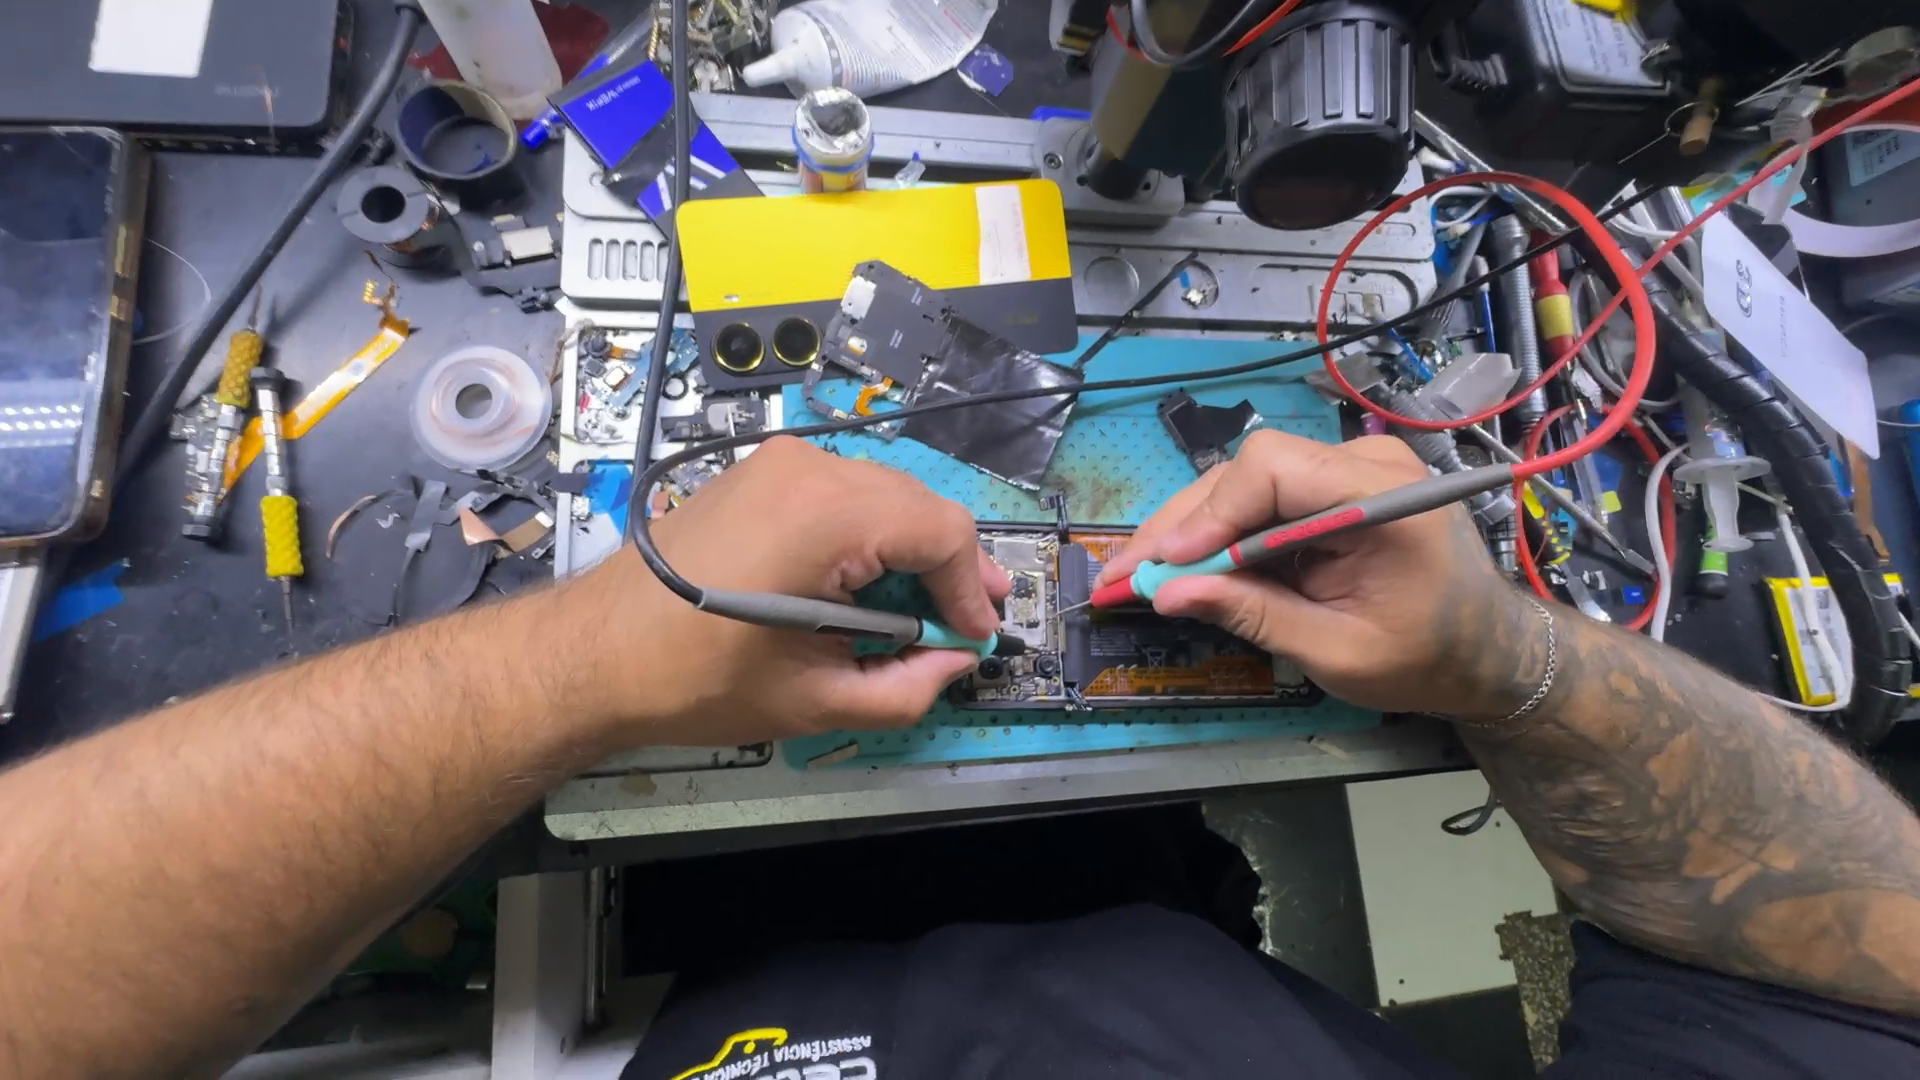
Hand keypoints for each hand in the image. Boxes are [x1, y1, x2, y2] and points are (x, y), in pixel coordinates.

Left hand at [577, 438, 1009, 745]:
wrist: (591, 651)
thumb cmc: (695, 679)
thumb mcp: (815, 701)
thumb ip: (907, 687)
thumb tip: (956, 659)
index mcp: (827, 514)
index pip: (942, 530)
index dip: (970, 586)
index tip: (977, 633)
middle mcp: (810, 467)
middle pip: (920, 505)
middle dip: (951, 565)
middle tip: (971, 615)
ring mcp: (782, 462)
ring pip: (888, 496)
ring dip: (916, 549)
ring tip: (930, 601)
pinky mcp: (764, 472)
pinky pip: (847, 493)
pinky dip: (874, 535)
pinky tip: (874, 578)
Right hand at [1098, 431, 1537, 716]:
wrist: (1483, 650)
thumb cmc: (1425, 658)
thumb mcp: (1337, 652)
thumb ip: (1253, 615)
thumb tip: (1168, 595)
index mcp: (1383, 500)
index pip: (1273, 471)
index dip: (1209, 514)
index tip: (1166, 564)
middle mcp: (1360, 466)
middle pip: (1243, 474)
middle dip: (1178, 526)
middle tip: (1124, 574)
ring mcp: (1340, 473)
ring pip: (1236, 485)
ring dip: (1184, 530)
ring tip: (1137, 572)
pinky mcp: (1322, 490)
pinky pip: (1252, 501)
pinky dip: (1210, 535)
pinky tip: (1176, 563)